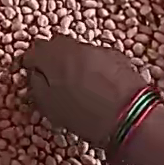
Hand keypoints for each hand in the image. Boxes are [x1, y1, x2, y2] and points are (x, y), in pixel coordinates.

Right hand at [21, 37, 149, 145]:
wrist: (133, 118)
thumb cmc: (85, 115)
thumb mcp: (49, 106)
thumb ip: (36, 85)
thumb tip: (36, 74)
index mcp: (52, 56)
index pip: (33, 52)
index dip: (30, 65)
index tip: (32, 75)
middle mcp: (74, 46)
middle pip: (55, 46)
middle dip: (51, 59)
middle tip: (51, 78)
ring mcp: (97, 50)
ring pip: (77, 51)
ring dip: (72, 62)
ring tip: (75, 84)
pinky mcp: (118, 57)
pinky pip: (96, 58)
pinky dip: (92, 67)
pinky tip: (96, 85)